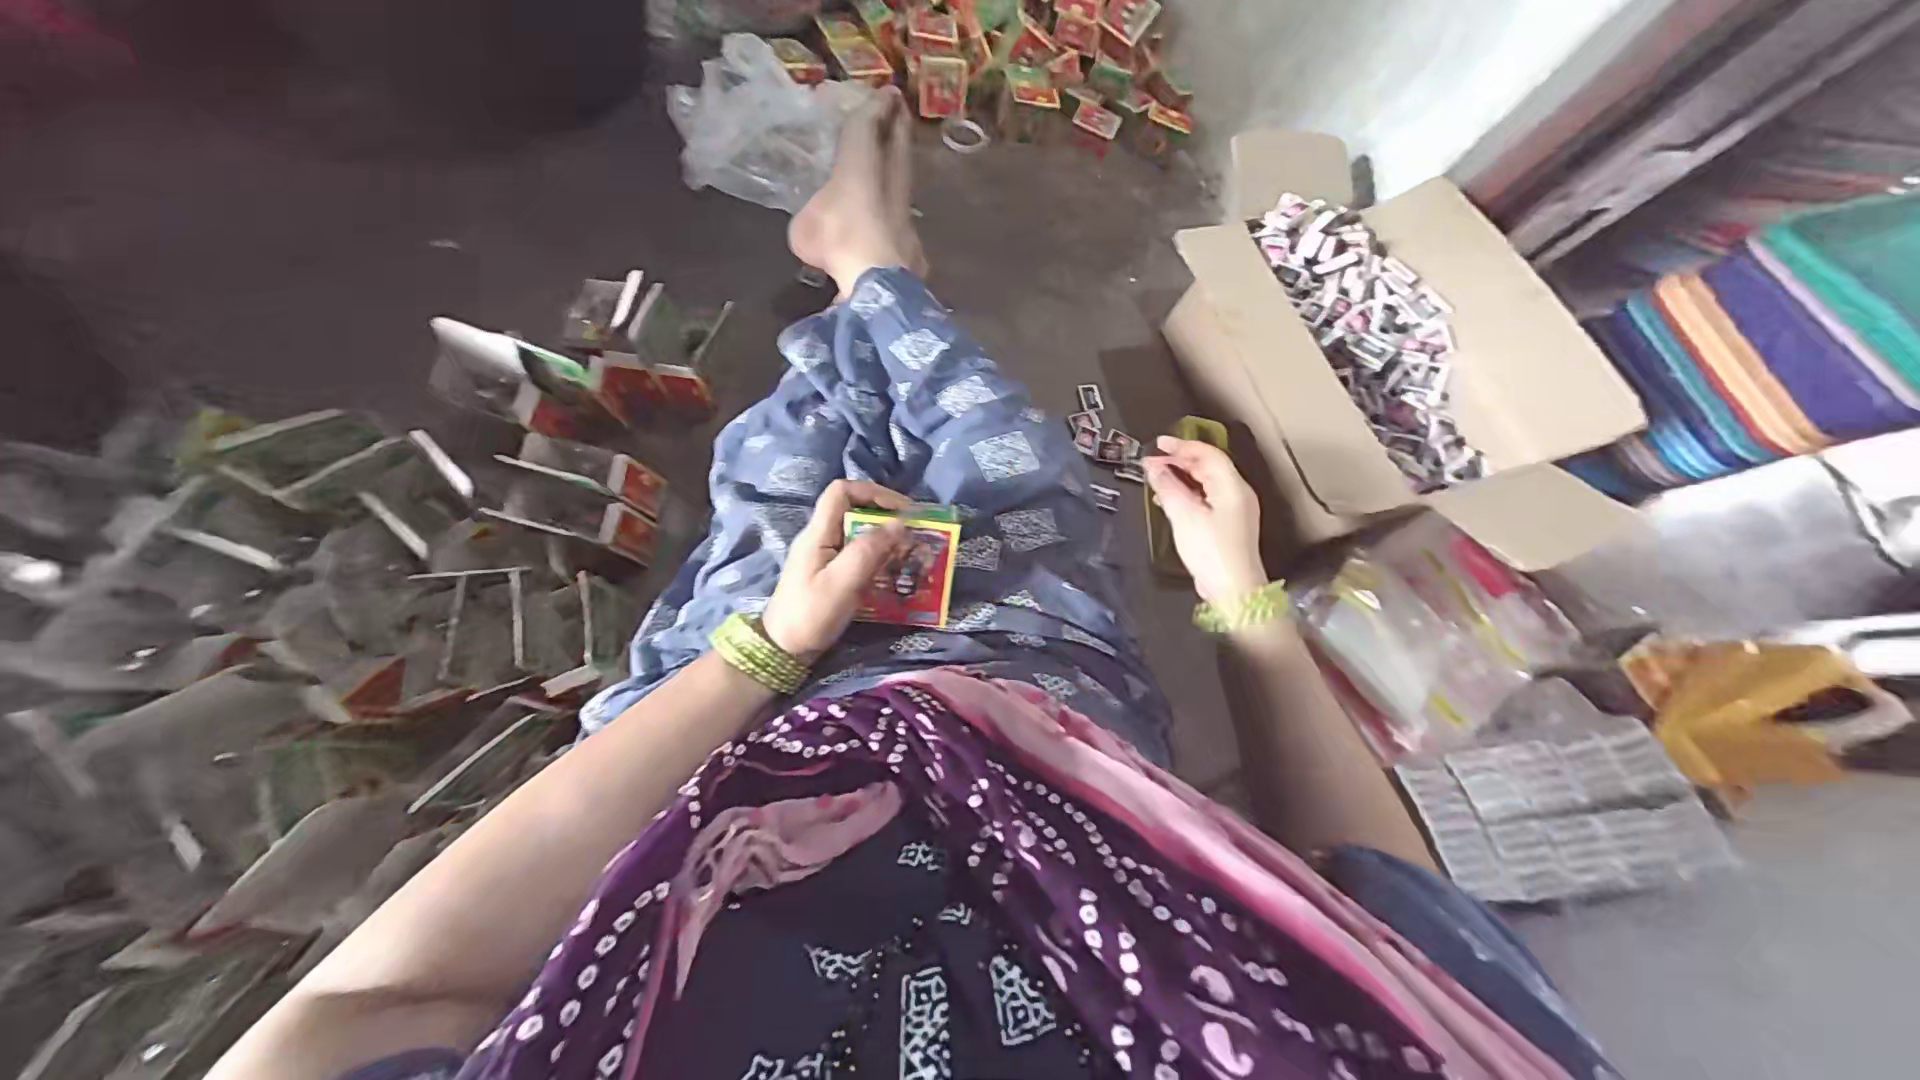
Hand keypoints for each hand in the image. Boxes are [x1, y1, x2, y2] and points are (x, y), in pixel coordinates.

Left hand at [761, 480, 911, 662]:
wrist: (783, 651)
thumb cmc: (810, 615)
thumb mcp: (841, 582)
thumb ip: (869, 550)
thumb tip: (899, 524)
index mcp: (818, 534)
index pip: (843, 491)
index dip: (874, 493)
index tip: (903, 511)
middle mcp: (821, 539)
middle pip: (855, 511)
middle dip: (888, 519)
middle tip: (915, 536)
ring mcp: (825, 557)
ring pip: (860, 535)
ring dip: (887, 541)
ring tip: (911, 555)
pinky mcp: (832, 575)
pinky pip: (859, 556)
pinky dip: (880, 559)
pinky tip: (896, 574)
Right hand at [1143, 436, 1268, 607]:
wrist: (1234, 590)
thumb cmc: (1211, 551)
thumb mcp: (1184, 515)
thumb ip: (1168, 487)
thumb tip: (1155, 468)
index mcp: (1232, 486)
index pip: (1208, 454)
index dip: (1182, 446)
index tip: (1158, 444)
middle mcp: (1237, 493)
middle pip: (1208, 466)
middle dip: (1179, 460)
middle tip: (1152, 461)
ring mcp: (1234, 510)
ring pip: (1206, 482)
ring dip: (1181, 476)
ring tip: (1156, 477)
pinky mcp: (1227, 525)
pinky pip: (1205, 498)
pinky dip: (1186, 492)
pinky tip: (1168, 499)